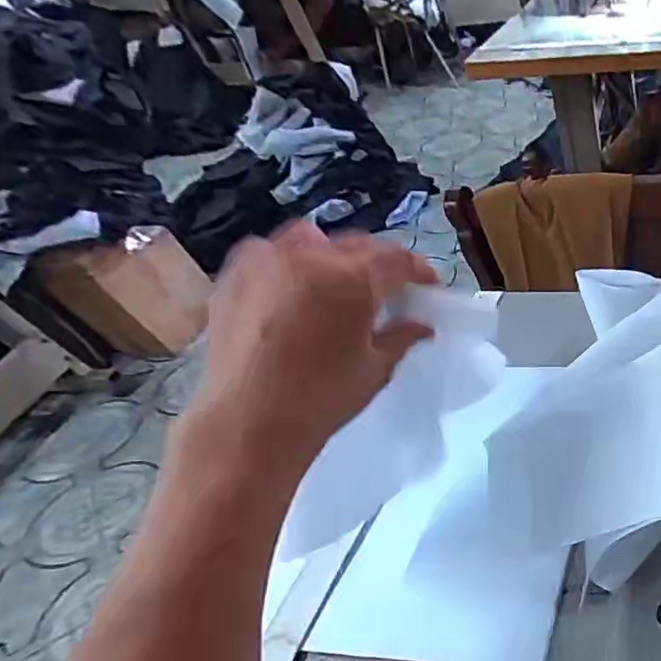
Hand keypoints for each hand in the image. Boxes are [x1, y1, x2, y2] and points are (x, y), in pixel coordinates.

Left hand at [185, 221, 436, 466]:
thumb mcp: (374, 368)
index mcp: (349, 279)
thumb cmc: (322, 397)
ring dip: (334, 256)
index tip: (428, 285)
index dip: (417, 269)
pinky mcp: (232, 275)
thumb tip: (421, 326)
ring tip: (342, 286)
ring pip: (310, 240)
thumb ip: (400, 337)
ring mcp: (263, 260)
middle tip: (391, 290)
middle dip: (378, 264)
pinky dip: (293, 265)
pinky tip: (299, 294)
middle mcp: (305, 256)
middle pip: (354, 244)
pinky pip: (271, 254)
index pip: (394, 258)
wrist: (249, 420)